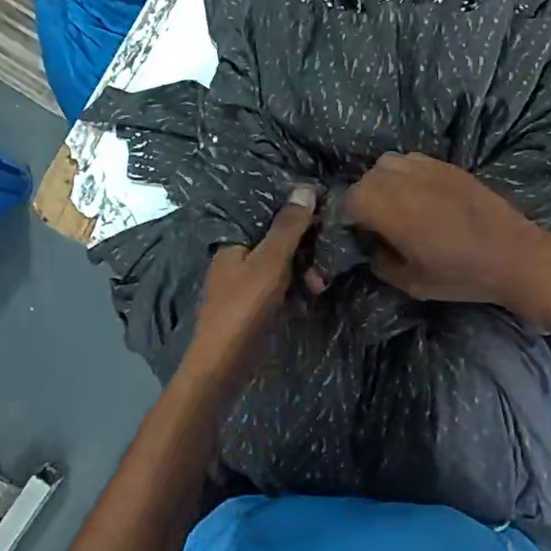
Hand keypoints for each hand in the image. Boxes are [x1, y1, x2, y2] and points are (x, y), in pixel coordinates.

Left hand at [185, 185, 317, 376]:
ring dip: (305, 272)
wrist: (224, 364)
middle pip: (279, 239)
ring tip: (319, 288)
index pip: (267, 212)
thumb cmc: (244, 307)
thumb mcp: (270, 261)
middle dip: (306, 249)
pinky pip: (282, 286)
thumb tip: (305, 187)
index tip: (324, 214)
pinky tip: (309, 300)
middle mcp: (238, 256)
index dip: (296, 211)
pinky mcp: (255, 304)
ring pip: (284, 265)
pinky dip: (297, 290)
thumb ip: (288, 226)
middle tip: (325, 262)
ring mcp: (246, 282)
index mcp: (234, 240)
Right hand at [342, 154, 550, 314]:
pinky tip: (420, 196)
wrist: (514, 255)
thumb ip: (381, 263)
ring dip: (383, 183)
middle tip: (378, 225)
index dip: (348, 220)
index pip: (348, 201)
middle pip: (365, 179)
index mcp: (389, 208)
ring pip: (388, 164)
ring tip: (397, 207)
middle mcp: (403, 180)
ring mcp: (428, 168)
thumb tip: (371, 247)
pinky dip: (407, 175)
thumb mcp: (411, 282)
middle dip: (364, 200)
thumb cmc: (462, 273)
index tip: (359, 237)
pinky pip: (414, 161)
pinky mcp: (449, 165)